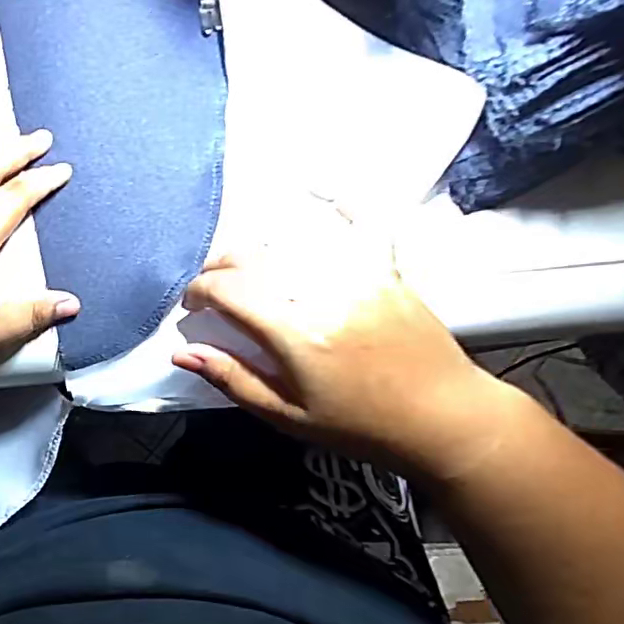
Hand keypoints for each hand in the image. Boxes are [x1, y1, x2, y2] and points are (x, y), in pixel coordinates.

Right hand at [172, 209, 527, 482]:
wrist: (440, 418)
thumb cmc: (359, 425)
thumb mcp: (285, 416)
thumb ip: (232, 379)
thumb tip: (183, 354)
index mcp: (294, 334)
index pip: (228, 291)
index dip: (199, 292)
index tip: (192, 306)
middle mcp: (323, 294)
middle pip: (253, 259)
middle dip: (219, 268)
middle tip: (211, 288)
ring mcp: (358, 276)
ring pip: (292, 241)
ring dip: (258, 249)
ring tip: (248, 267)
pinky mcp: (385, 270)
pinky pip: (360, 225)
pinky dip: (340, 208)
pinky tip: (323, 198)